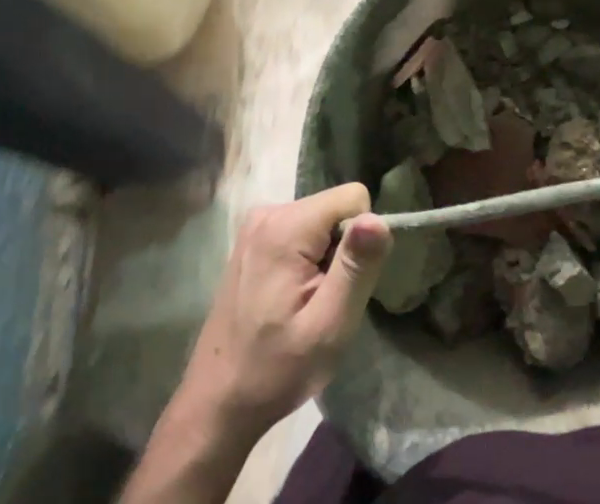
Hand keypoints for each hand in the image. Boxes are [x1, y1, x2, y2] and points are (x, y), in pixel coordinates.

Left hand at [176, 185, 394, 435]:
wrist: (219, 402)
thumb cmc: (277, 369)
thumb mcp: (329, 325)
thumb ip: (356, 267)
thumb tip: (379, 219)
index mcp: (285, 227)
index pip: (354, 198)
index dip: (360, 242)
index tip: (343, 284)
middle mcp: (266, 213)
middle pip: (335, 209)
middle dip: (343, 251)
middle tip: (325, 301)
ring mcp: (254, 227)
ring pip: (322, 222)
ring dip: (327, 260)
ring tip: (308, 303)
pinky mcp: (252, 242)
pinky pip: (302, 234)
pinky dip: (308, 263)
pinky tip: (292, 300)